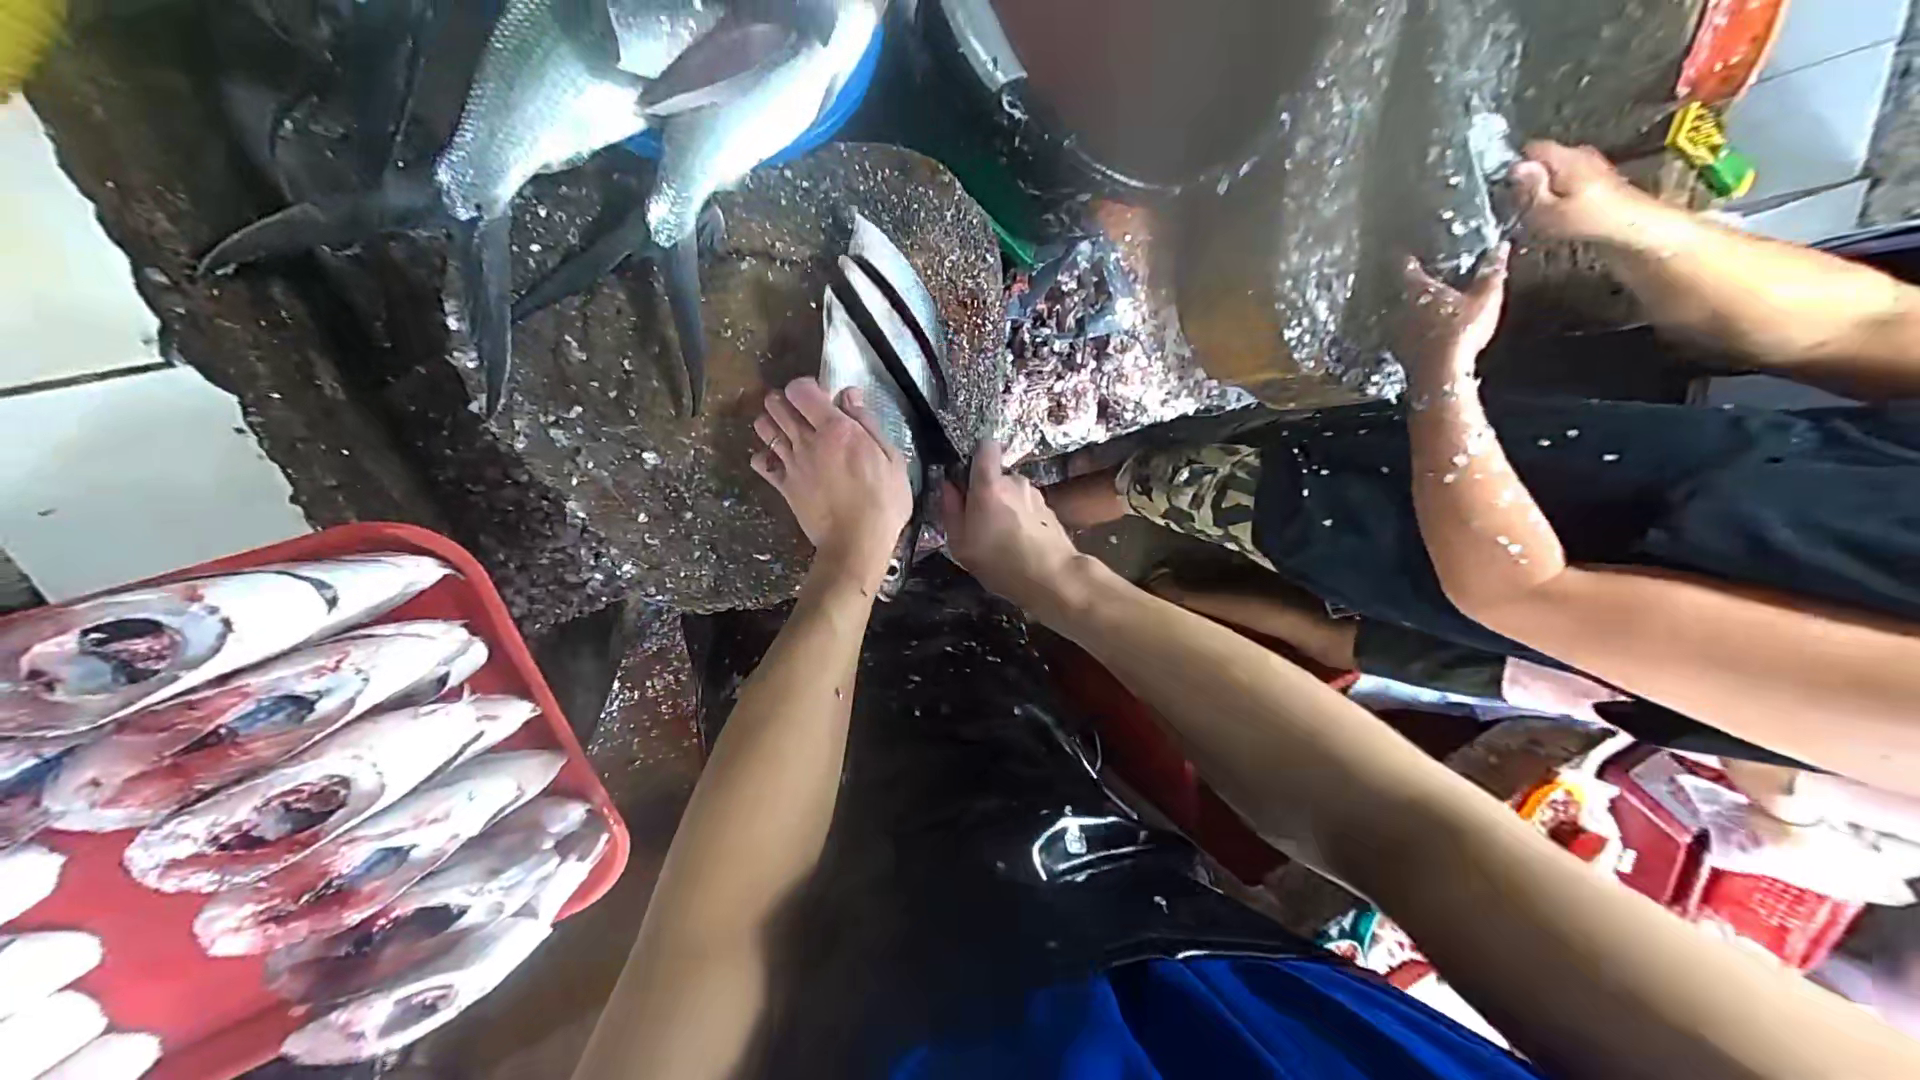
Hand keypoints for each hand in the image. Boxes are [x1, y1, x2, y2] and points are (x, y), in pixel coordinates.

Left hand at [752, 377, 912, 587]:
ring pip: (764, 428)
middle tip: (801, 411)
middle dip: (784, 400)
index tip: (821, 396)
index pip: (801, 390)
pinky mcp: (784, 486)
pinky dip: (765, 456)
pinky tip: (779, 460)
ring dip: (772, 422)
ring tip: (788, 430)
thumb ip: (868, 423)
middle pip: (776, 405)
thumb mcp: (892, 458)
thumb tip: (850, 396)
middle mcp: (808, 441)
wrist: (856, 543)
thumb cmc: (883, 501)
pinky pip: (761, 463)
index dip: (806, 386)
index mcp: (836, 429)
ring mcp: (792, 464)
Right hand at [939, 441, 1085, 612]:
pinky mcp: (1051, 510)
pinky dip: (1023, 520)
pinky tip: (1022, 544)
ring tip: (1004, 538)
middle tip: (981, 524)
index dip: (976, 457)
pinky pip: (1029, 508)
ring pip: (1014, 494)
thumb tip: (948, 487)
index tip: (967, 476)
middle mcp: (1015, 482)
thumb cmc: (999, 561)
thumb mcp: (961, 544)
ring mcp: (1036, 495)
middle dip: (989, 495)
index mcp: (989, 485)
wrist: (1052, 577)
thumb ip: (951, 510)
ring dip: (1008, 508)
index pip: (985, 447)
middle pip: (997, 478)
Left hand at [1398, 243, 1507, 375]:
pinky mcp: (1398, 349)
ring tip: (1417, 303)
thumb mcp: (1485, 297)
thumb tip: (1502, 246)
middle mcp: (1401, 308)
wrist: (1440, 372)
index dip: (1408, 261)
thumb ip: (1492, 272)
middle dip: (1407, 285)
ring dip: (1407, 308)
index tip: (1407, 256)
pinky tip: (1418, 330)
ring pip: (1399, 312)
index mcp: (1419, 291)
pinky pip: (1402, 332)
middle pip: (1400, 292)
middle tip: (1414, 278)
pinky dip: (1409, 327)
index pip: (1408, 269)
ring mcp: (1396, 330)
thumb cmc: (1462, 330)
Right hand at [1510, 140, 1659, 243]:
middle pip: (1542, 158)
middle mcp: (1579, 152)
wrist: (1630, 223)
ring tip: (1532, 206)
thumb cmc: (1585, 219)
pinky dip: (1554, 186)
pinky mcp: (1595, 173)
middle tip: (1515, 202)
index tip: (1504, 185)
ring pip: (1553, 167)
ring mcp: (1589, 161)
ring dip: (1541, 183)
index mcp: (1566, 158)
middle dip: (1527, 176)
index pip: (1531, 147)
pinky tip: (1551, 205)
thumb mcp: (1546, 210)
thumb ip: (1529, 186)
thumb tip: (1514, 167)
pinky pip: (1565, 174)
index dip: (1514, 163)